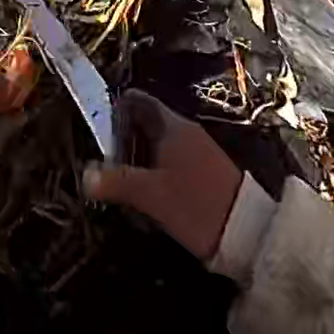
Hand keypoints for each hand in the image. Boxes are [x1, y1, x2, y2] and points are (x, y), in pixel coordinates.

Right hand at [81, 90, 241, 260]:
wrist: (249, 231)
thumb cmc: (195, 203)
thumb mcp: (151, 195)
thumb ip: (117, 182)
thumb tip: (85, 174)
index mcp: (172, 126)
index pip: (140, 102)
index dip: (117, 106)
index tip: (96, 118)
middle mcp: (185, 130)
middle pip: (148, 122)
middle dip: (124, 134)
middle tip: (100, 152)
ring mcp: (198, 149)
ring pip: (160, 142)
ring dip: (139, 154)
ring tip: (116, 173)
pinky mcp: (205, 170)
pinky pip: (172, 158)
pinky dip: (155, 167)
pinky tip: (144, 188)